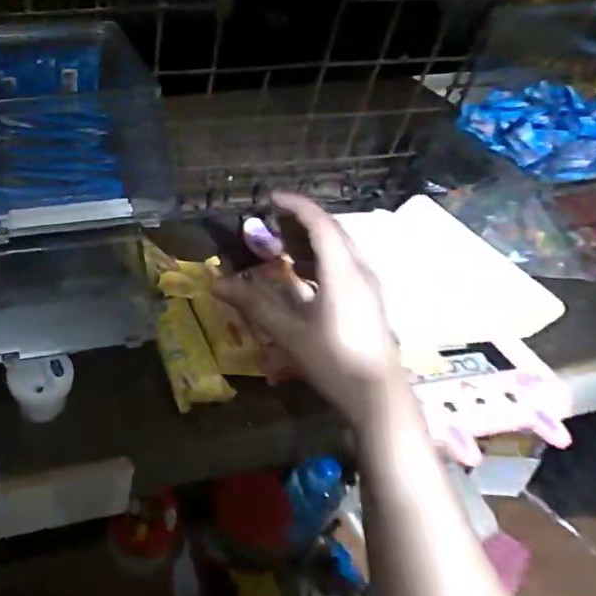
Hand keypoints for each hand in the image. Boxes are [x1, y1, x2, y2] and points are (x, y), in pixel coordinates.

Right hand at [216, 191, 410, 422]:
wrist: (378, 397)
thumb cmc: (333, 361)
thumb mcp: (288, 332)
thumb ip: (253, 304)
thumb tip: (217, 283)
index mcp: (341, 272)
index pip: (320, 224)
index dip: (296, 206)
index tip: (271, 198)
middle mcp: (359, 271)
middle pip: (333, 232)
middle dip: (302, 220)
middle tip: (272, 220)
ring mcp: (368, 287)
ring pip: (341, 249)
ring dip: (312, 239)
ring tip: (283, 243)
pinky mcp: (369, 301)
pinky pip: (344, 265)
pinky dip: (321, 258)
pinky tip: (303, 274)